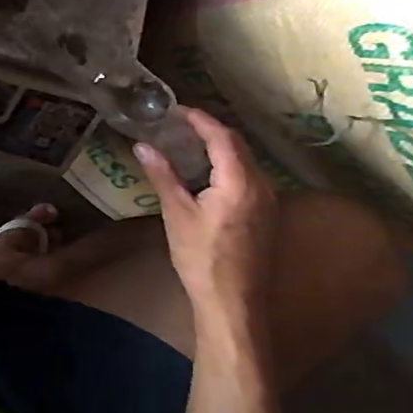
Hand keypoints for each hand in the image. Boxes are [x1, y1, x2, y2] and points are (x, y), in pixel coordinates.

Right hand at [132, 109, 275, 326]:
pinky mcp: (266, 216)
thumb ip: (163, 175)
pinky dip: (227, 166)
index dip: (201, 120)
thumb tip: (143, 146)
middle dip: (210, 130)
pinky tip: (206, 173)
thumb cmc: (201, 257)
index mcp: (240, 183)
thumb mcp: (176, 213)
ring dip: (220, 148)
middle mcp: (262, 187)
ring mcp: (269, 202)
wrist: (233, 303)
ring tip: (188, 143)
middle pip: (238, 146)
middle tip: (179, 124)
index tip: (177, 110)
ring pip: (246, 162)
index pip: (223, 137)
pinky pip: (249, 178)